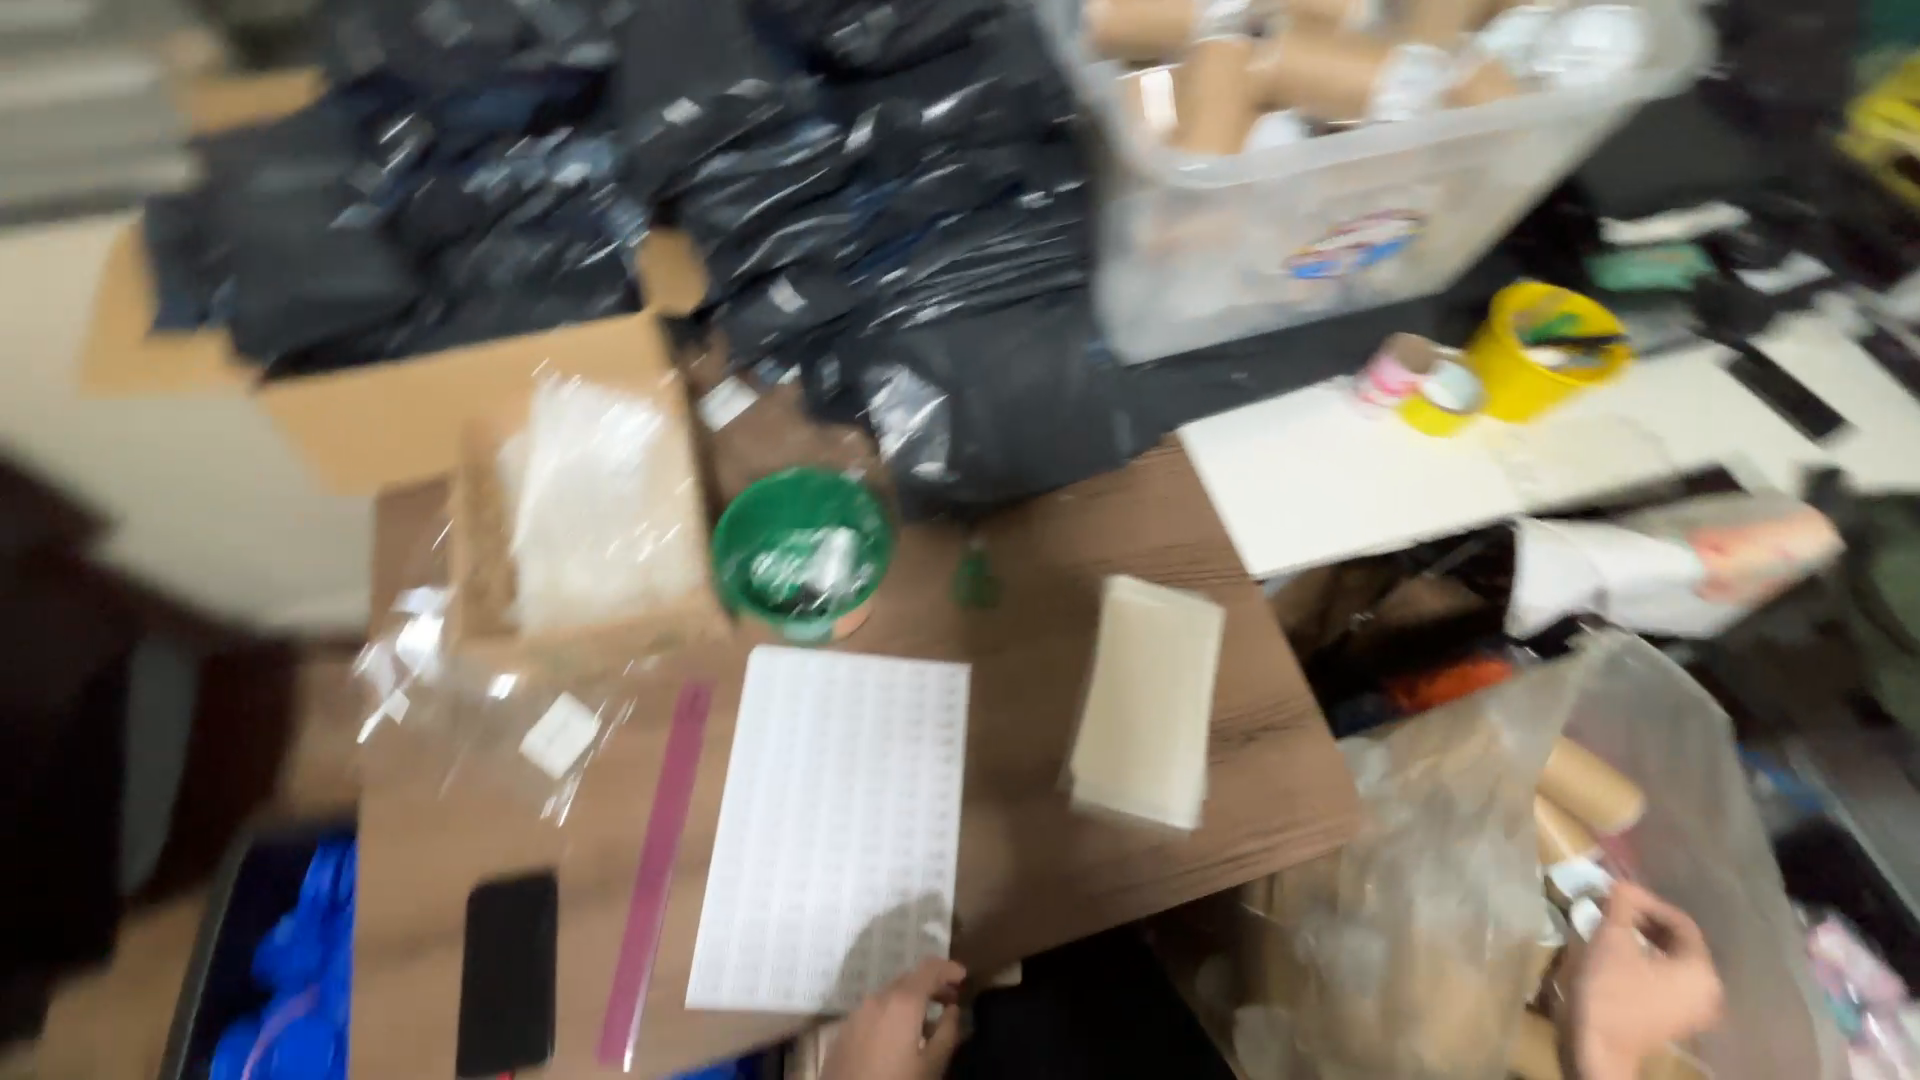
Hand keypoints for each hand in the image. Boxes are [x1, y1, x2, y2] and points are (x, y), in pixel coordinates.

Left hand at [823, 958, 966, 1079]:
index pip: (930, 968)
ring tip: (926, 1022)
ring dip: (911, 1000)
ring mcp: (858, 1012)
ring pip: (891, 994)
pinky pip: (874, 1010)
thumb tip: (953, 1010)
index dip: (949, 968)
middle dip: (932, 985)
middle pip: (910, 979)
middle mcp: (879, 997)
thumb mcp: (932, 1065)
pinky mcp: (845, 1028)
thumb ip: (947, 1032)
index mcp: (903, 1001)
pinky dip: (892, 1013)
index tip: (964, 977)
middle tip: (950, 1001)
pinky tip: (898, 1036)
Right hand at [1567, 883, 1723, 1079]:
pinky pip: (1667, 979)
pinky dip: (1646, 962)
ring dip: (1643, 940)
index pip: (1681, 923)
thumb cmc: (1608, 988)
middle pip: (1680, 942)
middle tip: (1610, 909)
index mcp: (1701, 970)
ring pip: (1672, 961)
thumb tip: (1623, 883)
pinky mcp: (1676, 1019)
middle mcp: (1709, 991)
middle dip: (1644, 920)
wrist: (1598, 1044)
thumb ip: (1621, 906)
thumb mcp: (1610, 938)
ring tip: (1611, 929)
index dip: (1647, 902)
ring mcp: (1695, 1009)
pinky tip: (1618, 958)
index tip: (1614, 894)